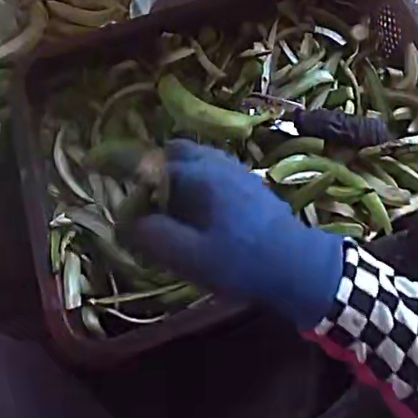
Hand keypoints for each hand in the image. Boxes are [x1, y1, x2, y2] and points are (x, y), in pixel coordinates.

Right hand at [129, 141, 347, 327]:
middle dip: (154, 169)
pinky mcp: (247, 181)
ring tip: (170, 208)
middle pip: (174, 151)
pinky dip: (195, 179)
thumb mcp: (193, 257)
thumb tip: (127, 221)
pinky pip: (211, 168)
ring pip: (194, 158)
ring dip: (176, 173)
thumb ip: (155, 236)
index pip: (152, 165)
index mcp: (199, 174)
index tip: (119, 195)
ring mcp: (235, 168)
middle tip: (146, 201)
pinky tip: (198, 210)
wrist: (299, 266)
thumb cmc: (243, 261)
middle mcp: (216, 162)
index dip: (131, 177)